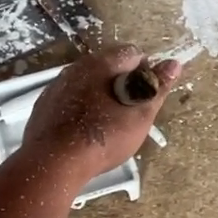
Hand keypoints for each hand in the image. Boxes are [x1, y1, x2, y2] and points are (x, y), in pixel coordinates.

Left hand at [17, 46, 181, 188]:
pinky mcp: (44, 106)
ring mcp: (56, 86)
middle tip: (130, 111)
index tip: (147, 96)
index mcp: (101, 64)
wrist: (53, 164)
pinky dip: (81, 108)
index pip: (131, 53)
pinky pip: (69, 99)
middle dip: (123, 83)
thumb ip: (157, 87)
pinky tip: (84, 131)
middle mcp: (75, 68)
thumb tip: (174, 64)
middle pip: (107, 66)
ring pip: (87, 83)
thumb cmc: (103, 137)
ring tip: (108, 123)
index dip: (145, 71)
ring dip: (101, 95)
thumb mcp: (139, 115)